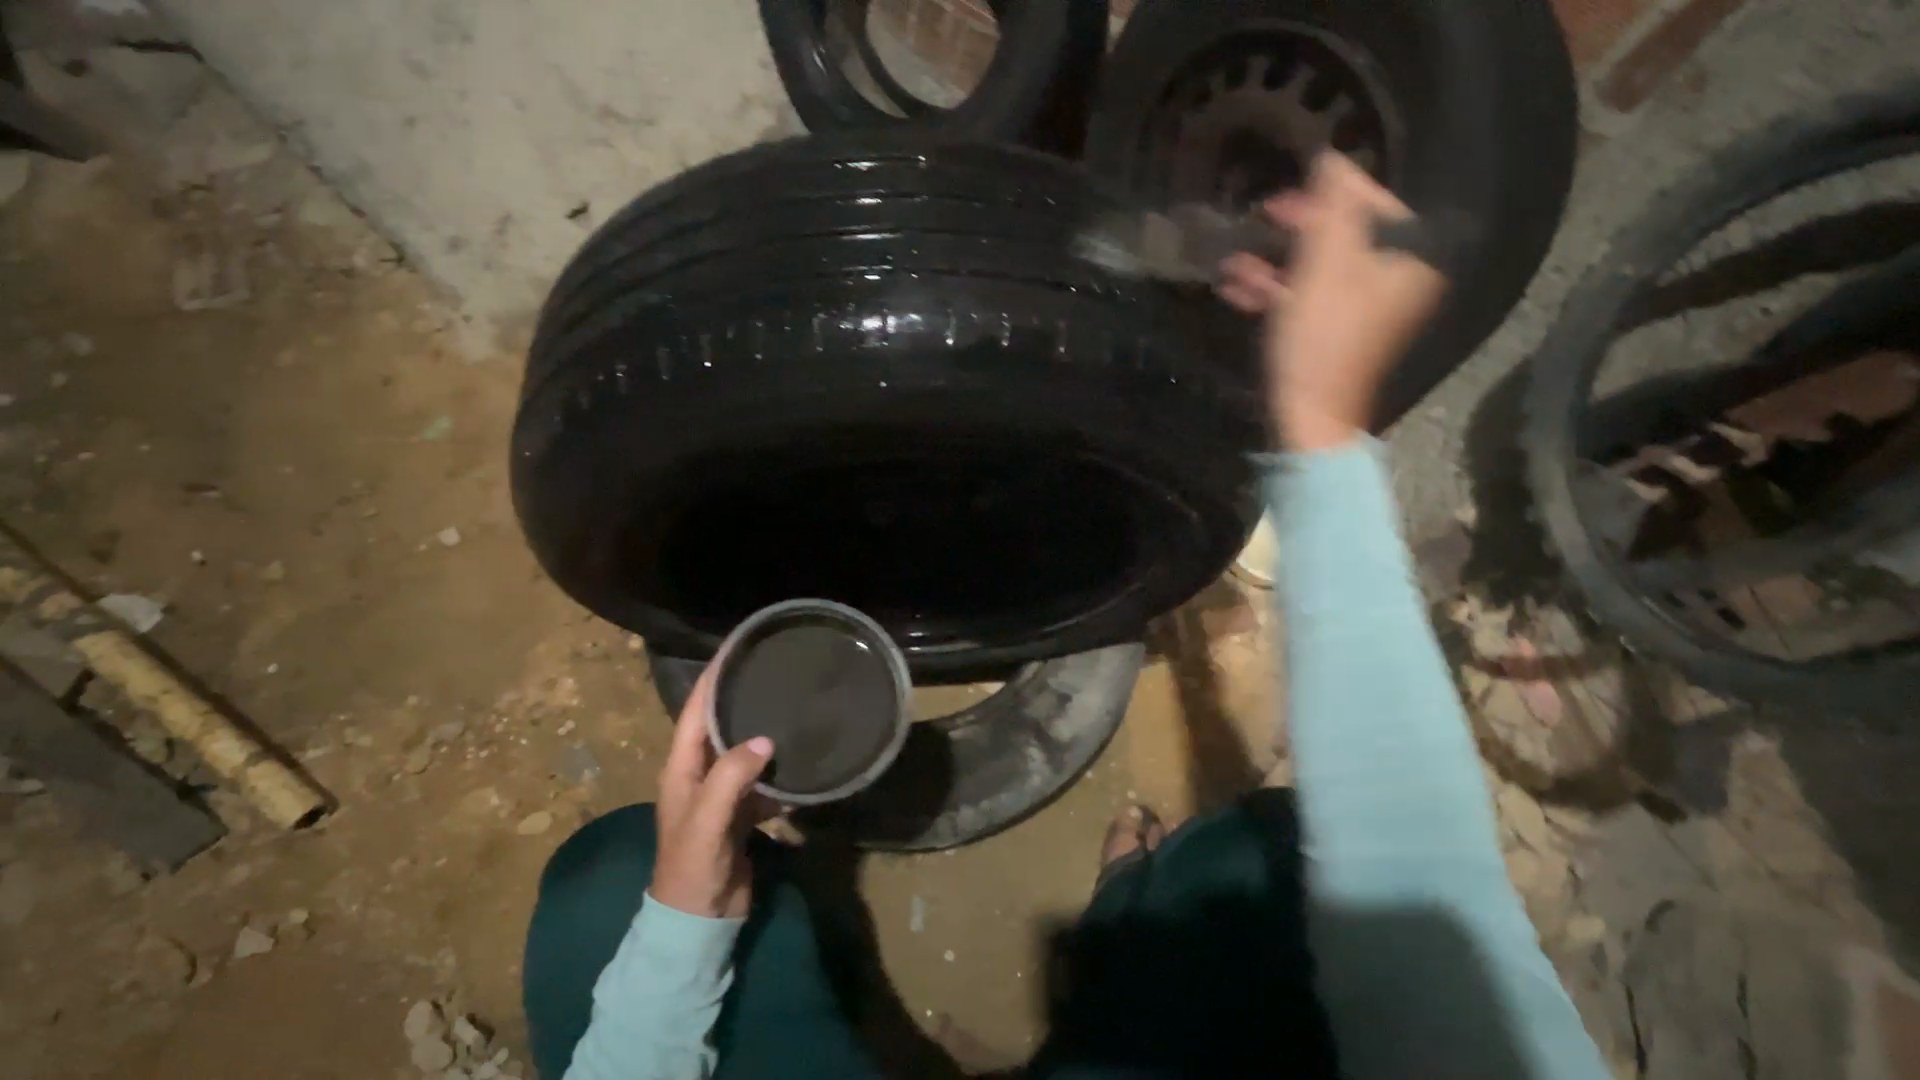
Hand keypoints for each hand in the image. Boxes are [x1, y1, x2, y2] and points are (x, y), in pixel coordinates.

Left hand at [648, 663, 777, 918]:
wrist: (698, 922)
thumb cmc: (693, 869)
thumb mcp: (707, 822)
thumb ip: (731, 778)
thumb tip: (765, 740)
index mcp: (681, 768)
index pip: (696, 711)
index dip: (712, 678)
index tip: (736, 647)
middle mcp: (700, 773)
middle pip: (721, 725)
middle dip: (742, 696)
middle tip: (774, 669)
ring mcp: (722, 795)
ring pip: (745, 752)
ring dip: (764, 731)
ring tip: (793, 704)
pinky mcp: (742, 814)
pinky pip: (762, 782)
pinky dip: (779, 771)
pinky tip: (803, 760)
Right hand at [1218, 151, 1447, 450]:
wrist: (1310, 416)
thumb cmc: (1322, 337)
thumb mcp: (1324, 265)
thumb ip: (1331, 207)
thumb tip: (1333, 157)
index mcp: (1407, 258)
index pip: (1378, 202)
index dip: (1335, 188)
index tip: (1297, 179)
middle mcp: (1395, 278)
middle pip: (1346, 235)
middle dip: (1296, 227)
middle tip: (1262, 214)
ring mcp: (1365, 308)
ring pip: (1320, 268)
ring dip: (1274, 261)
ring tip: (1232, 260)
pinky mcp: (1336, 331)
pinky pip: (1308, 297)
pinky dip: (1276, 290)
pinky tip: (1236, 288)